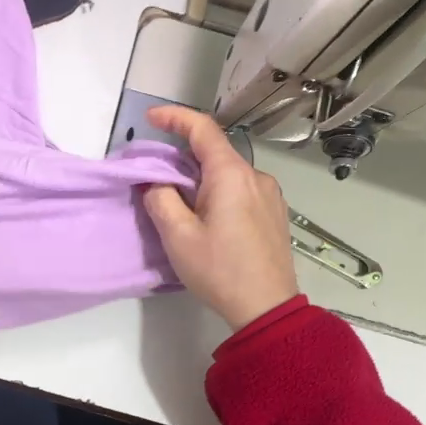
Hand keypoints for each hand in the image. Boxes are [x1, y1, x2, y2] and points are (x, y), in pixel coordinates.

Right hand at [142, 105, 299, 330]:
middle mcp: (255, 176)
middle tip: (156, 180)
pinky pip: (241, 191)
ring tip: (181, 208)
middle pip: (215, 153)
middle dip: (183, 159)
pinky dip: (219, 194)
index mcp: (231, 175)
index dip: (175, 118)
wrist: (266, 306)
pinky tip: (209, 221)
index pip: (202, 129)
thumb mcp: (178, 237)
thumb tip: (157, 183)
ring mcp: (270, 195)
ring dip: (201, 181)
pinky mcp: (274, 214)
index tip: (151, 119)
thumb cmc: (220, 270)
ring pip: (228, 174)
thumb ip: (161, 201)